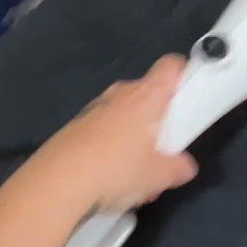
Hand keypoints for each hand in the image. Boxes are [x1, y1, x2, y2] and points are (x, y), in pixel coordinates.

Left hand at [28, 55, 198, 213]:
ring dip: (133, 133)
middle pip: (149, 92)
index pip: (172, 65)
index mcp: (148, 94)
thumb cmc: (118, 168)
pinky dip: (111, 144)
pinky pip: (104, 126)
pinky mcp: (76, 124)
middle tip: (164, 145)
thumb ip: (178, 167)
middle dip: (158, 116)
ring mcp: (97, 106)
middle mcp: (123, 92)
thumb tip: (186, 166)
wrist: (57, 181)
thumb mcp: (159, 175)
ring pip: (125, 112)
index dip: (183, 75)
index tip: (188, 97)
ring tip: (134, 170)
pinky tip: (109, 176)